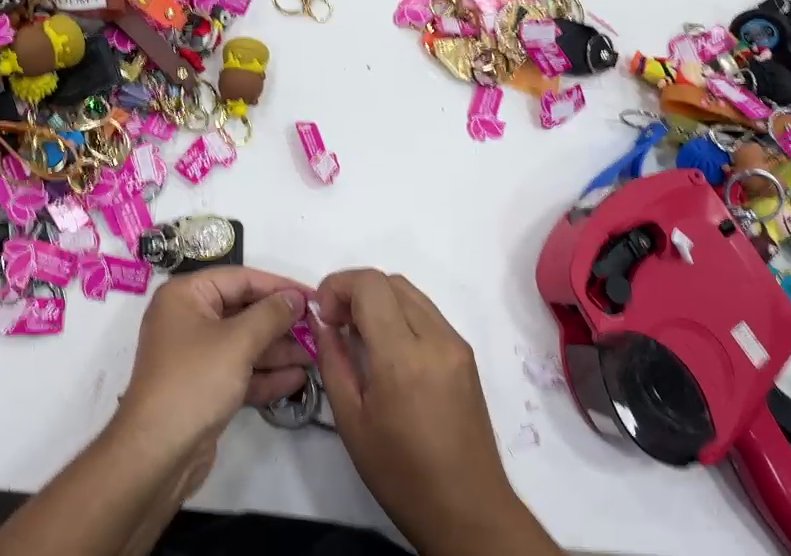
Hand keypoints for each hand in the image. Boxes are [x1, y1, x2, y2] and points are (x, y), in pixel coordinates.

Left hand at [118, 267, 311, 451]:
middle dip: (281, 321)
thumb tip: (295, 297)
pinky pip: (240, 371)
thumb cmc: (194, 382)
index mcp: (185, 295)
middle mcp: (188, 319)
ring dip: (279, 349)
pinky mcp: (204, 386)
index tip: (314, 296)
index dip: (279, 286)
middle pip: (243, 310)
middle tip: (320, 328)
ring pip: (244, 343)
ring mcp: (195, 355)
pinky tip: (298, 379)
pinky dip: (265, 375)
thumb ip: (270, 315)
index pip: (240, 278)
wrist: (157, 453)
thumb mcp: (237, 342)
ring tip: (317, 354)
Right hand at [315, 269, 553, 555]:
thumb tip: (322, 320)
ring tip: (358, 335)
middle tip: (335, 324)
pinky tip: (385, 348)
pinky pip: (427, 313)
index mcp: (404, 356)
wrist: (467, 510)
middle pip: (390, 281)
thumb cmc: (400, 473)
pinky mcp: (466, 355)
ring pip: (410, 293)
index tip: (323, 316)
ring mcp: (456, 344)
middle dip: (355, 291)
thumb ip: (333, 360)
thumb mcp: (351, 420)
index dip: (338, 286)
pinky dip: (399, 314)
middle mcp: (436, 339)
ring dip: (378, 300)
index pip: (370, 284)